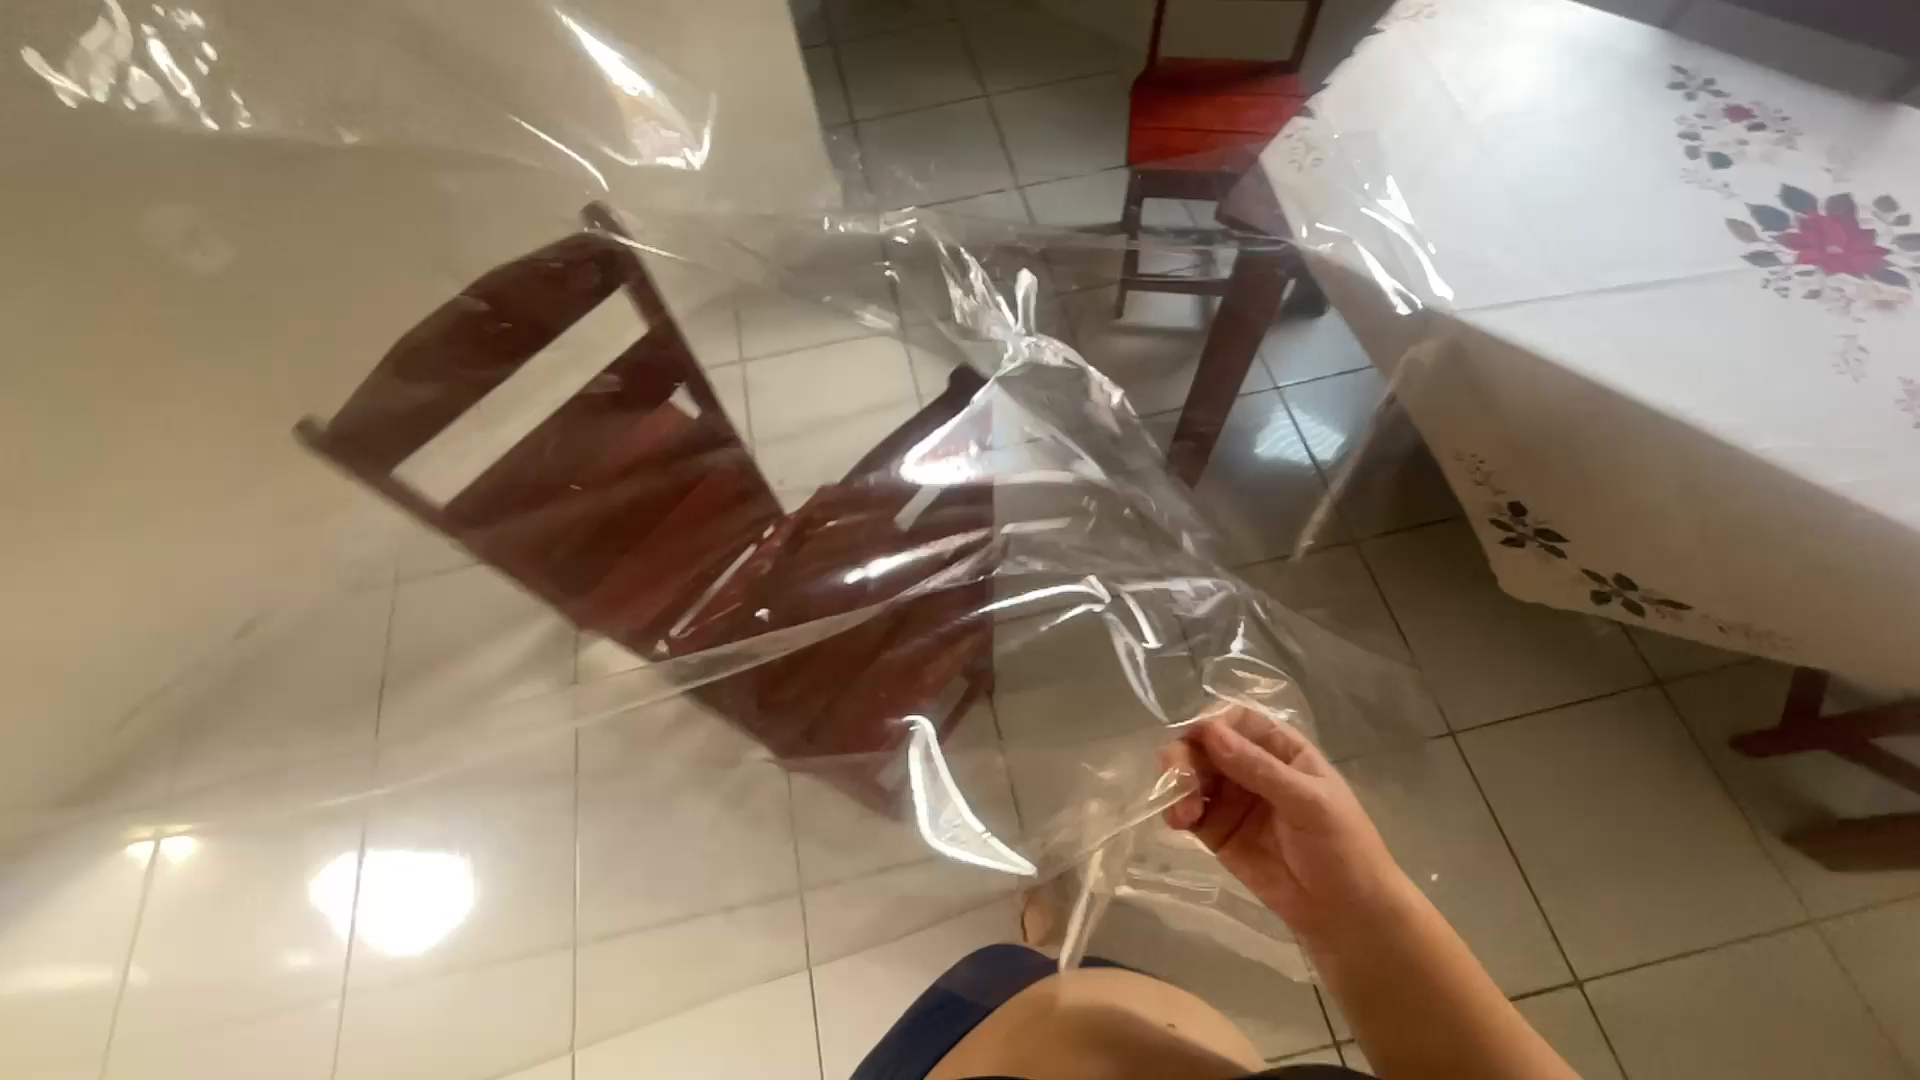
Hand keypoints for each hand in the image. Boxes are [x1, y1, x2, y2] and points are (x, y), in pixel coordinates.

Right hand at [1162, 706, 1412, 951]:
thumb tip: (1210, 732)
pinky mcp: (1216, 831)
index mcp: (1280, 749)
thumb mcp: (1309, 803)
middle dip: (1185, 757)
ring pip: (1190, 775)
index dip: (1212, 724)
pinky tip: (1178, 822)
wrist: (1347, 915)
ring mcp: (1231, 799)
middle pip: (1204, 745)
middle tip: (1177, 782)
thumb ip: (1259, 768)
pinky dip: (1174, 810)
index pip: (1237, 720)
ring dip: (1176, 785)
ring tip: (1182, 814)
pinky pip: (1186, 810)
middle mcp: (1250, 767)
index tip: (1196, 740)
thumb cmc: (1343, 848)